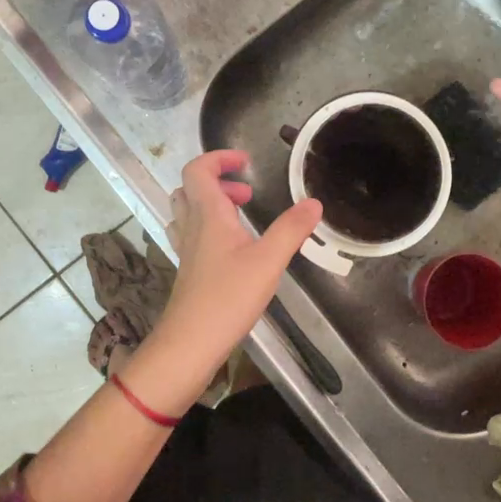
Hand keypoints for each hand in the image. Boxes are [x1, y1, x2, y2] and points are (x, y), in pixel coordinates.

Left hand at [125, 150, 321, 410]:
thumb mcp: (269, 261)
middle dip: (218, 182)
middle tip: (248, 194)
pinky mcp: (189, 271)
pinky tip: (233, 249)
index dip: (218, 158)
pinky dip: (210, 229)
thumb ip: (291, 229)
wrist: (190, 343)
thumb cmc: (228, 298)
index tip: (245, 162)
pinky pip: (192, 235)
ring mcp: (187, 250)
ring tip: (241, 217)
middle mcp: (191, 227)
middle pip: (190, 189)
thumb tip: (314, 202)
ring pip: (188, 212)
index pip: (197, 170)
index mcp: (208, 215)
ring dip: (212, 205)